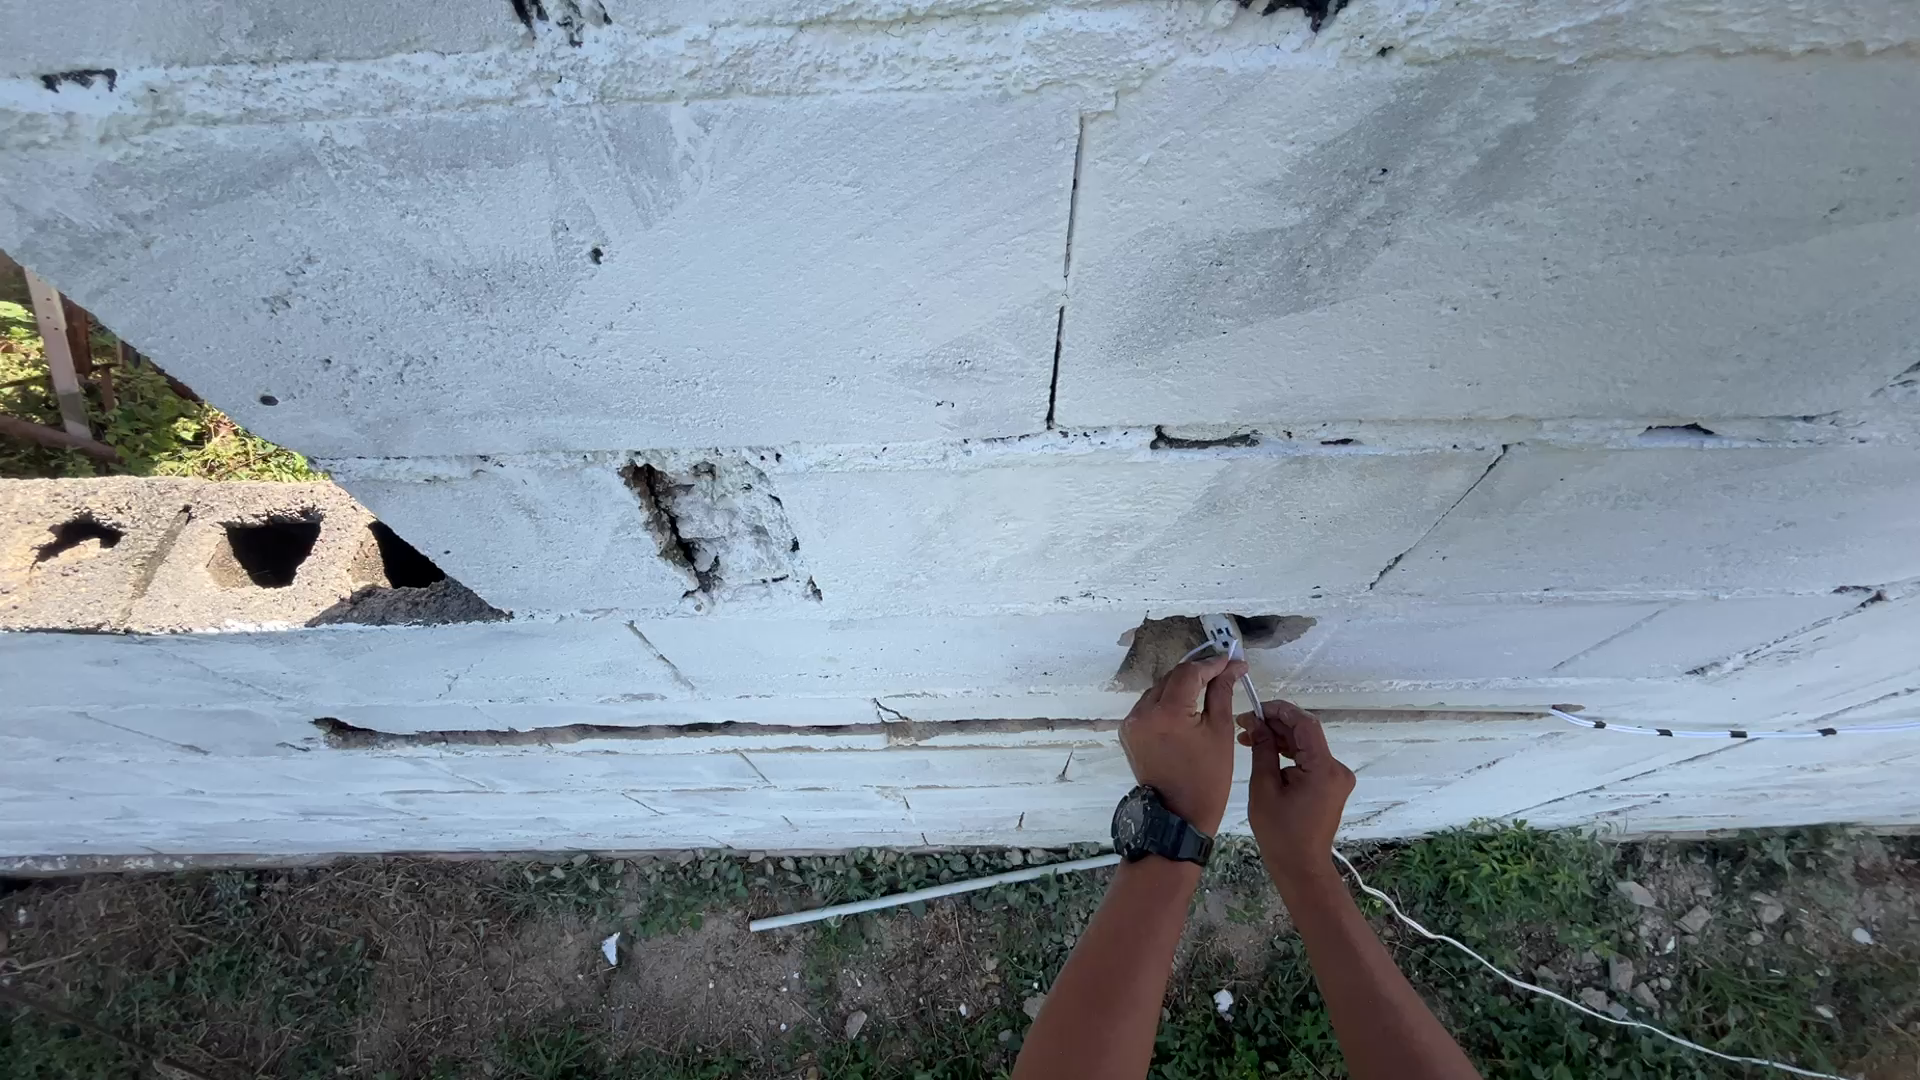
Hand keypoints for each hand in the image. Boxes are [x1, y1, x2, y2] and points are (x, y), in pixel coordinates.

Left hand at [1119, 654, 1245, 834]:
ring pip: (1159, 690)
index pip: (1189, 672)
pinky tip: (1184, 708)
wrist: (1178, 814)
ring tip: (1207, 689)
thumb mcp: (1220, 732)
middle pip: (1172, 678)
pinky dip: (1166, 703)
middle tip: (1223, 673)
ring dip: (1181, 687)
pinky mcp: (1128, 731)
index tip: (1232, 660)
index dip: (1212, 663)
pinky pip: (1149, 706)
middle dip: (1197, 673)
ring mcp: (1131, 722)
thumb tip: (1232, 667)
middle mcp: (1142, 712)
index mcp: (1167, 712)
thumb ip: (1222, 693)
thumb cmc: (1207, 778)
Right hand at [1237, 700, 1354, 890]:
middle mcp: (1336, 769)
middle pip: (1305, 732)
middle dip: (1274, 724)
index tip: (1253, 710)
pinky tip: (1262, 750)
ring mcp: (1334, 776)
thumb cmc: (1279, 831)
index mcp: (1323, 769)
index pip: (1305, 724)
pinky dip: (1285, 751)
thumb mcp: (1264, 787)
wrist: (1300, 866)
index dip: (1279, 710)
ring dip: (1277, 737)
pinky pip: (1306, 757)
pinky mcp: (1328, 783)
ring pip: (1304, 744)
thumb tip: (1254, 721)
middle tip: (1243, 724)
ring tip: (1247, 737)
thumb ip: (1262, 749)